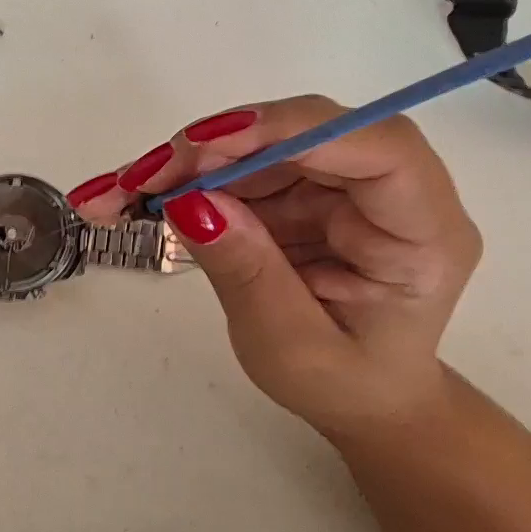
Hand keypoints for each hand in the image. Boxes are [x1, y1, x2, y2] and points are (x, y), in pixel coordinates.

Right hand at [69, 95, 482, 430]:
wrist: (360, 401)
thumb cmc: (341, 383)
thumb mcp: (290, 344)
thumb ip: (247, 272)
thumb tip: (189, 201)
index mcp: (420, 234)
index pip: (375, 151)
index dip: (291, 130)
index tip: (203, 145)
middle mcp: (384, 194)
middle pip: (301, 137)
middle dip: (211, 149)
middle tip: (134, 181)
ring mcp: (336, 190)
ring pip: (254, 148)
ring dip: (178, 166)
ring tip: (110, 196)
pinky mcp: (297, 196)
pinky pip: (233, 172)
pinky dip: (176, 183)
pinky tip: (124, 198)